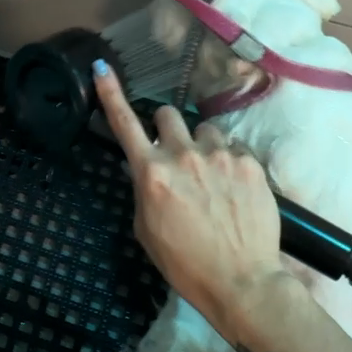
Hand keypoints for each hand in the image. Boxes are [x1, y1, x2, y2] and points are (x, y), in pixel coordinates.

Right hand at [92, 59, 288, 327]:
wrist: (243, 284)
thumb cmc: (186, 263)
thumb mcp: (147, 228)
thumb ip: (144, 189)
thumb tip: (146, 167)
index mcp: (152, 173)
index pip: (124, 122)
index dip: (110, 92)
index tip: (101, 67)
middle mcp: (183, 155)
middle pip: (169, 115)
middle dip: (170, 131)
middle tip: (178, 155)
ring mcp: (219, 155)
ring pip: (205, 129)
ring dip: (204, 146)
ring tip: (213, 177)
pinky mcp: (249, 162)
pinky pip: (233, 147)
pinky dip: (231, 162)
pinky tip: (235, 188)